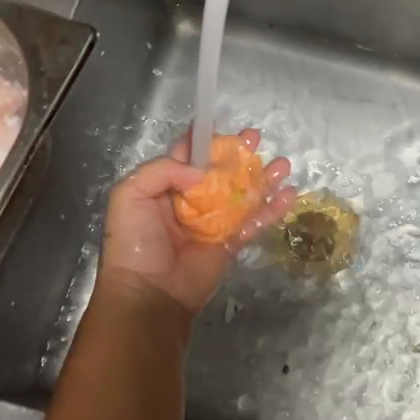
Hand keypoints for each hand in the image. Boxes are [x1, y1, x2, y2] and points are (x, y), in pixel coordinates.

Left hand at [98, 128, 294, 316]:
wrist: (150, 292)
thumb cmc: (134, 243)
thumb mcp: (130, 195)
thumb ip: (162, 170)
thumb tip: (202, 172)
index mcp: (166, 186)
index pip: (188, 156)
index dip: (204, 140)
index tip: (221, 127)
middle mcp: (193, 200)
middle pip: (221, 171)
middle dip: (239, 153)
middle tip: (255, 138)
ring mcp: (215, 222)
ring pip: (244, 193)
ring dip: (264, 177)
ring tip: (282, 164)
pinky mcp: (231, 243)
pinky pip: (256, 222)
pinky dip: (273, 209)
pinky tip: (289, 194)